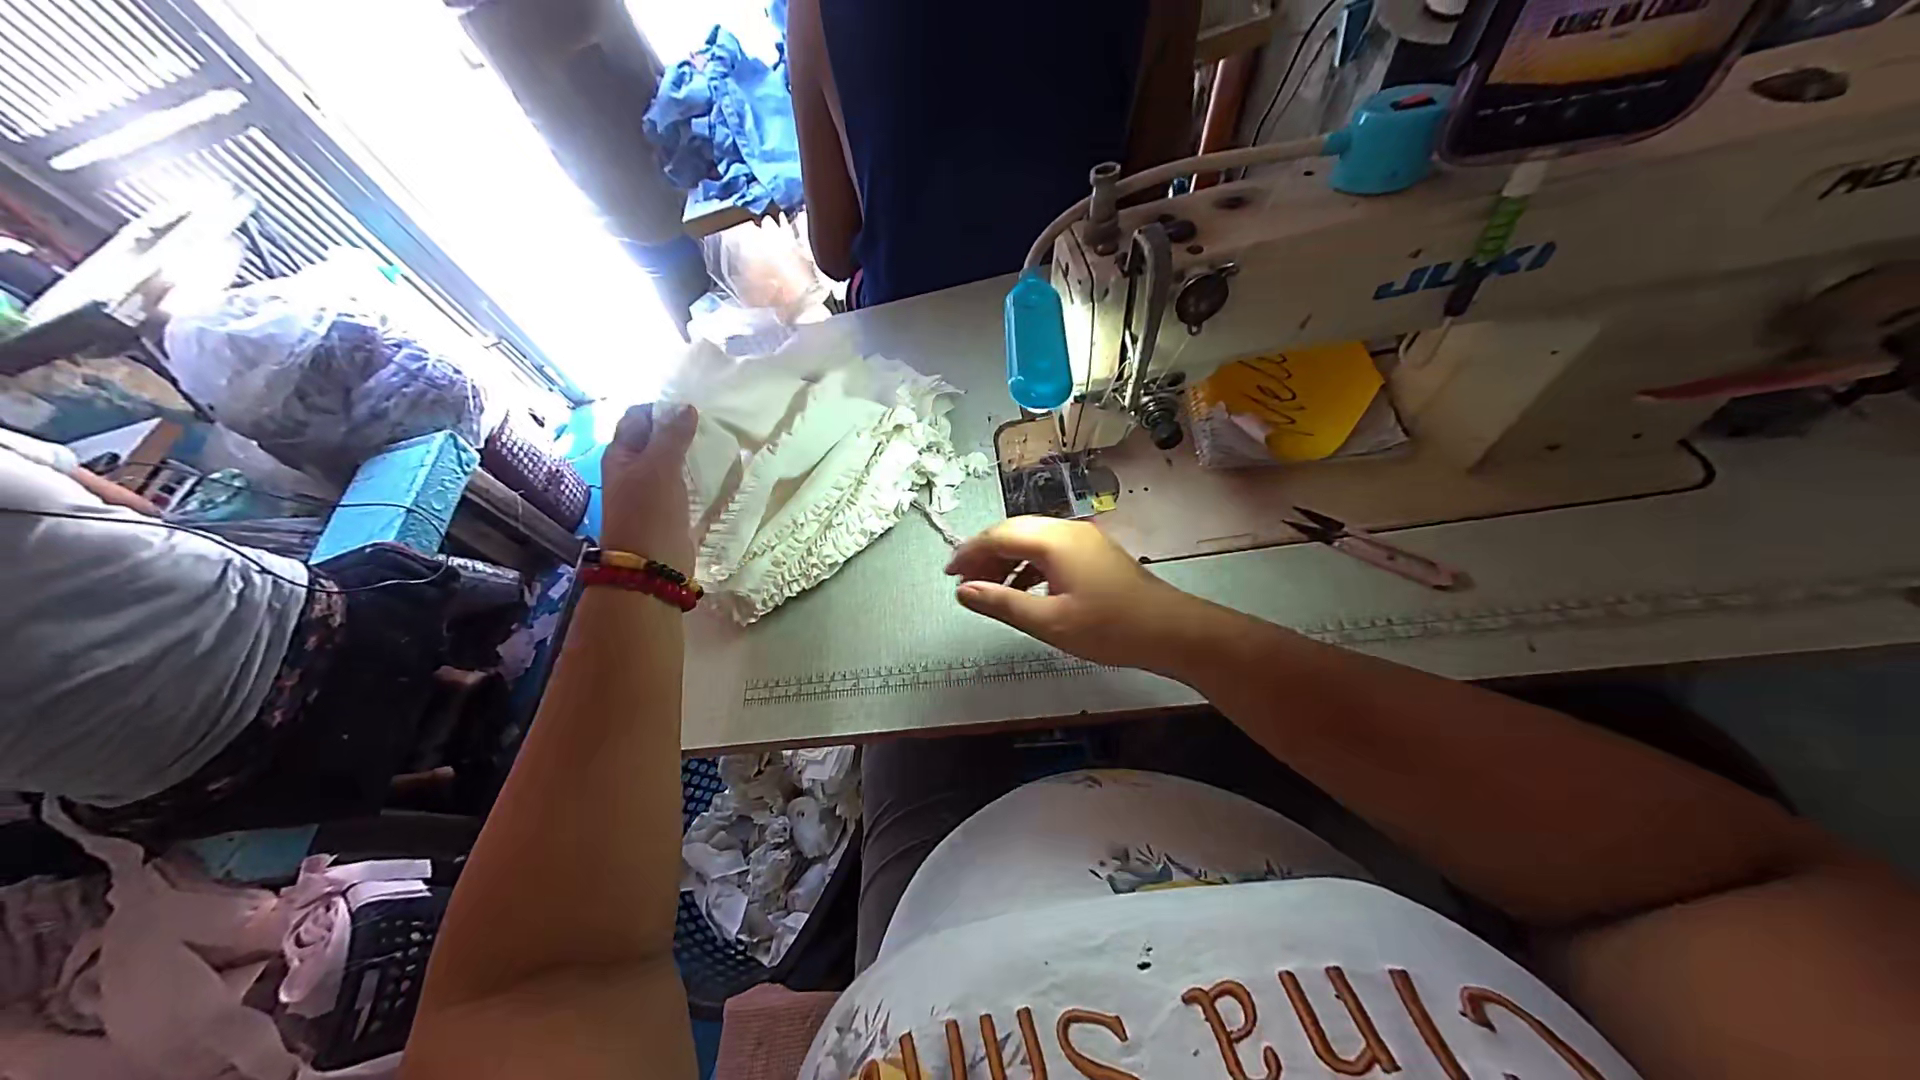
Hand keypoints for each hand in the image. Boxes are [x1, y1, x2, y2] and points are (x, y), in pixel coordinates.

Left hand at [599, 403, 698, 571]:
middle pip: (654, 438)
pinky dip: (695, 473)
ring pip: (671, 461)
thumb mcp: (659, 467)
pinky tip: (714, 470)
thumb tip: (687, 408)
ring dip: (689, 451)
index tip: (691, 408)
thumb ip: (672, 436)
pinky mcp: (670, 508)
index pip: (637, 418)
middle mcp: (633, 469)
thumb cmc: (649, 512)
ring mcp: (651, 490)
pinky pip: (683, 482)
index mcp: (620, 454)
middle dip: (678, 428)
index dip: (660, 408)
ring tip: (715, 443)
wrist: (652, 565)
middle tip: (709, 424)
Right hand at [946, 516, 1225, 674]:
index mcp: (1053, 540)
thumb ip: (1002, 603)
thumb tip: (963, 591)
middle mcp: (1067, 529)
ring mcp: (1083, 539)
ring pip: (1032, 540)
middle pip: (1014, 532)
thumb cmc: (1108, 628)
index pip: (998, 535)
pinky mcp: (1093, 553)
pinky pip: (1050, 550)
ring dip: (1006, 560)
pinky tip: (1021, 589)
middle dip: (984, 554)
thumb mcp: (1049, 621)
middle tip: (964, 582)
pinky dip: (1028, 566)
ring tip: (988, 588)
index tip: (949, 575)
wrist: (1171, 631)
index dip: (969, 553)